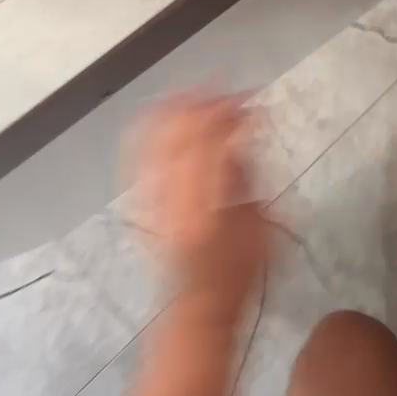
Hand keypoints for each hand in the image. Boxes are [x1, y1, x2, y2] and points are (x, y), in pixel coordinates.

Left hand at [131, 91, 268, 315]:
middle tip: (228, 94)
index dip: (232, 112)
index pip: (214, 137)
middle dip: (205, 102)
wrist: (198, 301)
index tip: (252, 104)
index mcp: (206, 194)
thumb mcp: (256, 223)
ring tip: (198, 95)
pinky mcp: (145, 198)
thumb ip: (244, 177)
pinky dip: (154, 128)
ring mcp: (154, 192)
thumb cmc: (237, 267)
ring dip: (178, 108)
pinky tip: (166, 118)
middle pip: (181, 128)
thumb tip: (239, 138)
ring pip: (156, 135)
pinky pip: (140, 153)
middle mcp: (174, 187)